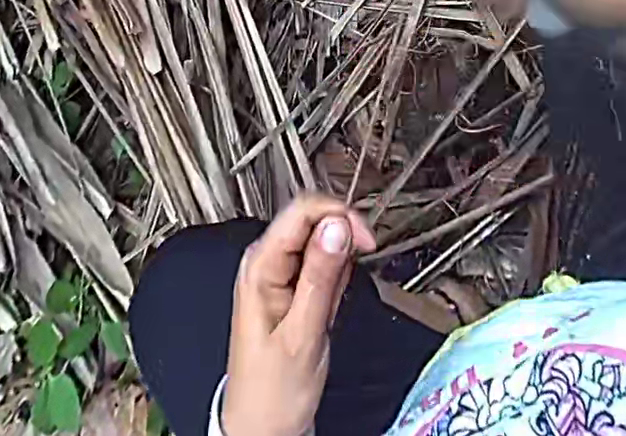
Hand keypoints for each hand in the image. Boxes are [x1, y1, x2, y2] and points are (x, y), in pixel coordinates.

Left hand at [222, 196, 377, 435]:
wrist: (262, 430)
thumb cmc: (271, 394)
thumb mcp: (302, 335)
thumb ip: (321, 276)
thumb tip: (337, 225)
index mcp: (260, 265)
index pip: (301, 211)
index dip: (337, 214)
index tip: (364, 237)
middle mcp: (267, 260)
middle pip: (311, 219)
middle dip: (341, 234)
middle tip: (361, 260)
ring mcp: (279, 271)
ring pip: (319, 238)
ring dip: (339, 258)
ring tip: (337, 297)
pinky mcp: (293, 284)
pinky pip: (321, 261)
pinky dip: (336, 274)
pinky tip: (333, 299)